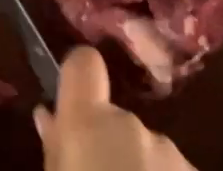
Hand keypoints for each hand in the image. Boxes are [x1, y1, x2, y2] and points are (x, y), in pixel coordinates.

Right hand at [35, 47, 194, 170]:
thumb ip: (54, 145)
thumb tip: (49, 115)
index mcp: (88, 123)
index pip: (83, 63)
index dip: (78, 73)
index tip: (72, 96)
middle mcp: (131, 126)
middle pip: (117, 119)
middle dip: (110, 143)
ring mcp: (171, 152)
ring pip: (147, 148)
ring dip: (138, 166)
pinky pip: (172, 168)